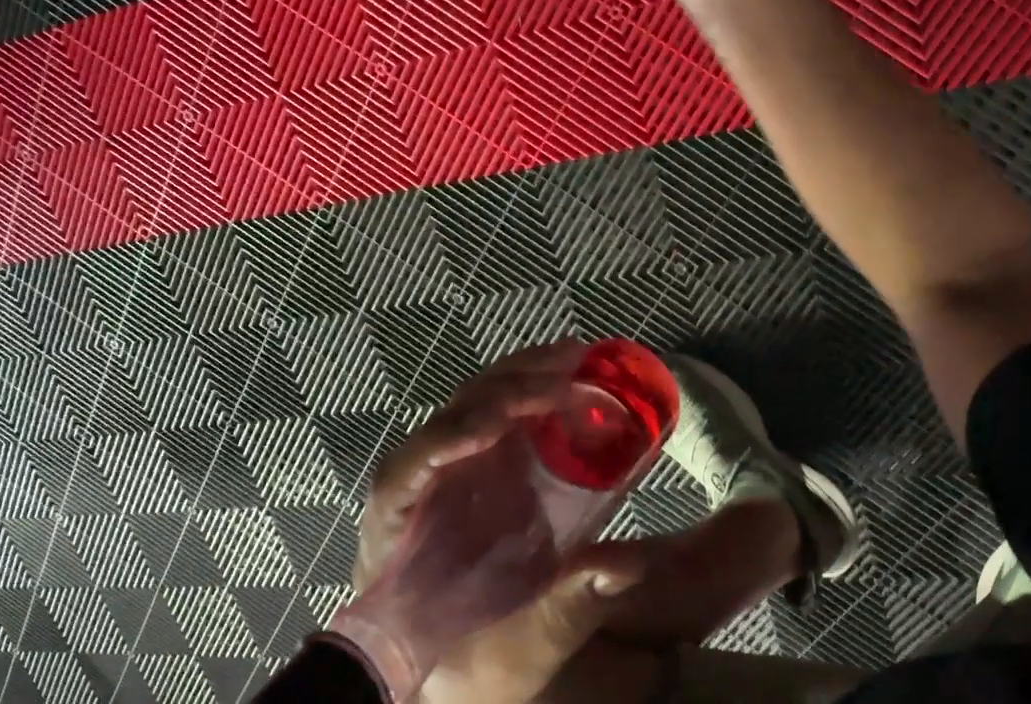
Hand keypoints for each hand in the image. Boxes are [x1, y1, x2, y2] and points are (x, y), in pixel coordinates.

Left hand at [352, 341, 651, 703]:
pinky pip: (495, 419)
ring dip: (521, 377)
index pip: (410, 469)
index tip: (501, 421)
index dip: (451, 436)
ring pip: (471, 406)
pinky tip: (567, 387)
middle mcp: (417, 487)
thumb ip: (567, 610)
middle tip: (573, 367)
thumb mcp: (516, 654)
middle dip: (509, 387)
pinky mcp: (472, 473)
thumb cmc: (463, 672)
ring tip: (578, 358)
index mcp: (401, 530)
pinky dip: (528, 394)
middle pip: (450, 418)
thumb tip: (629, 564)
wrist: (440, 681)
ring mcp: (444, 474)